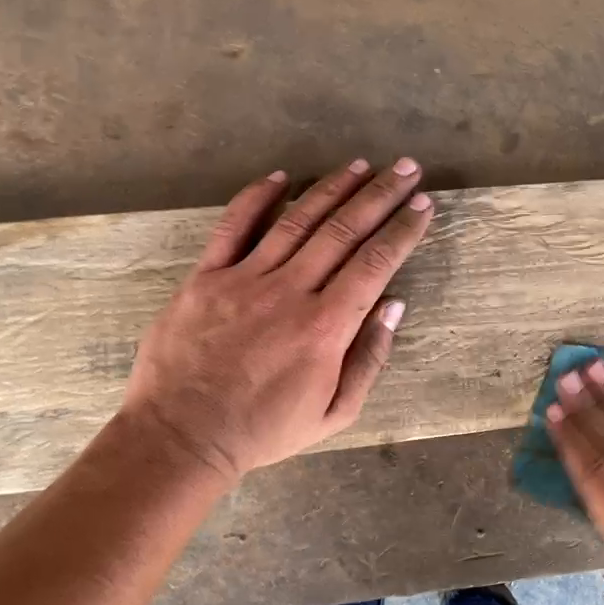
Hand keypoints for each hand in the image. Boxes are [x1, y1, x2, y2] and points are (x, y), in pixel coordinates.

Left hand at [119, 157, 433, 478]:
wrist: (180, 438)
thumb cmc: (264, 430)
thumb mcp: (335, 413)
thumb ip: (369, 359)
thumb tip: (394, 305)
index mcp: (326, 327)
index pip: (376, 263)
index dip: (403, 230)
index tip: (423, 205)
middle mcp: (290, 292)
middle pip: (344, 231)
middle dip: (380, 195)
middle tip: (405, 168)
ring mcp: (244, 280)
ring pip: (297, 221)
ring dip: (332, 188)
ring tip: (361, 165)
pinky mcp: (205, 278)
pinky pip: (233, 227)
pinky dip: (258, 198)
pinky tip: (282, 177)